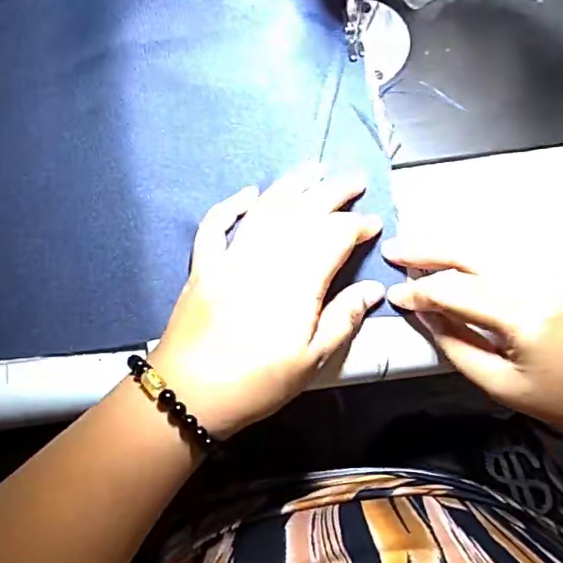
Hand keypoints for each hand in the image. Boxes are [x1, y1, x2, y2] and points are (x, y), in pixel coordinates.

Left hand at [148, 164, 386, 438]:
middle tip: (354, 180)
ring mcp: (230, 258)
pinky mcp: (204, 266)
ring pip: (265, 210)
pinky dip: (232, 205)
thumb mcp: (312, 359)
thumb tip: (372, 290)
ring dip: (290, 185)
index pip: (334, 236)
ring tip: (312, 169)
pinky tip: (248, 194)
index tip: (374, 223)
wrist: (189, 393)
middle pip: (303, 213)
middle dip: (332, 193)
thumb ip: (343, 318)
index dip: (357, 225)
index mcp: (298, 281)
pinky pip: (217, 225)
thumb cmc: (257, 383)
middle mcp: (265, 258)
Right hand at [383, 237, 562, 458]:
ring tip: (425, 249)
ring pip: (495, 240)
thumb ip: (457, 347)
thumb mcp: (505, 387)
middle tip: (397, 250)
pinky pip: (520, 246)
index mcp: (528, 316)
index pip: (455, 290)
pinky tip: (468, 252)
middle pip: (472, 250)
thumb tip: (427, 316)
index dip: (420, 292)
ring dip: (456, 243)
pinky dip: (489, 246)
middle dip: (429, 249)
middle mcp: (546, 278)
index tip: (398, 295)